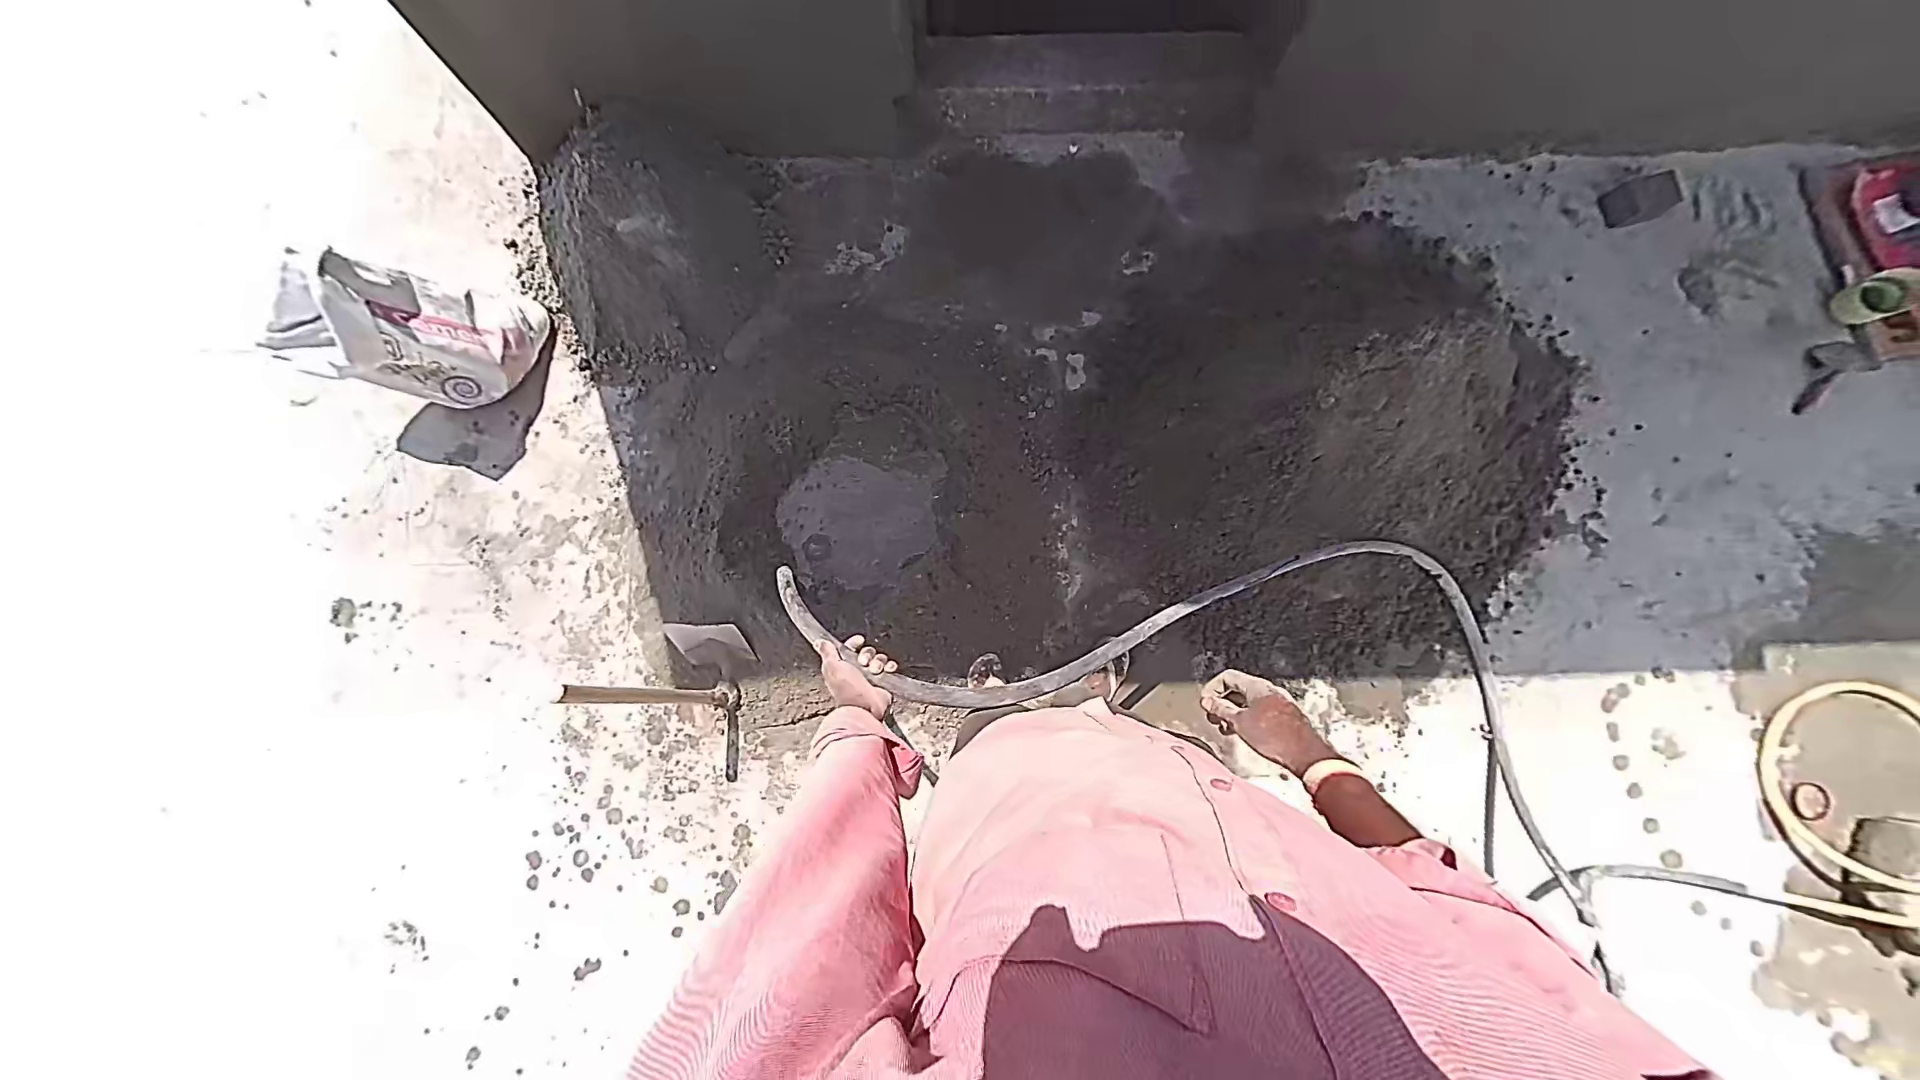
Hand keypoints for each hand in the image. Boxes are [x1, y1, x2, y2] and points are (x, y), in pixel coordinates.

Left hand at [818, 634, 894, 718]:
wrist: (864, 707)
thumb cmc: (846, 689)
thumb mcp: (832, 667)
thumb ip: (827, 653)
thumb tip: (819, 642)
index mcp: (843, 667)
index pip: (850, 648)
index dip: (854, 643)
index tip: (859, 641)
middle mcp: (857, 672)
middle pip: (867, 652)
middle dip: (867, 654)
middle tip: (864, 662)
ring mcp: (871, 677)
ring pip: (879, 658)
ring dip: (878, 661)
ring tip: (875, 670)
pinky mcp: (883, 683)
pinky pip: (889, 668)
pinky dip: (889, 666)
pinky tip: (886, 670)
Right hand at [1199, 669, 1337, 773]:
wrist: (1307, 756)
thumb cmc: (1275, 738)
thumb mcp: (1239, 722)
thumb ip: (1220, 709)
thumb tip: (1207, 701)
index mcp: (1258, 686)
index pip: (1227, 677)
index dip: (1212, 689)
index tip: (1206, 704)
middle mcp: (1270, 690)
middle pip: (1238, 689)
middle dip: (1222, 702)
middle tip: (1214, 717)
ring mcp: (1279, 702)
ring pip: (1249, 701)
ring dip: (1234, 713)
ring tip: (1227, 728)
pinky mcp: (1286, 716)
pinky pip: (1261, 711)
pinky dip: (1248, 718)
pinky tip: (1244, 733)